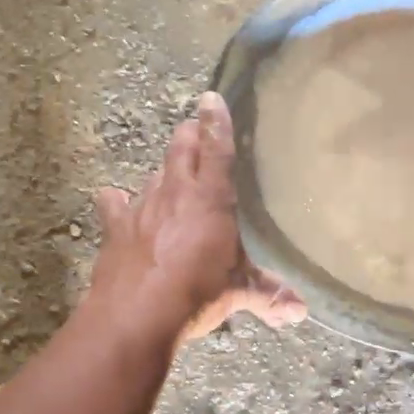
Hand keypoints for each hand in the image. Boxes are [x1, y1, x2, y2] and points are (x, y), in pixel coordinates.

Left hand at [88, 91, 306, 344]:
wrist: (136, 314)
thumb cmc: (198, 292)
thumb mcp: (239, 292)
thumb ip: (269, 295)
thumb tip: (300, 312)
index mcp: (211, 198)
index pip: (217, 149)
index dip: (217, 122)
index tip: (212, 98)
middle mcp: (175, 192)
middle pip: (180, 149)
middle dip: (188, 134)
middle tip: (193, 127)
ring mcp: (142, 207)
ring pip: (153, 174)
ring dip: (163, 168)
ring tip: (170, 167)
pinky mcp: (116, 227)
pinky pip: (116, 204)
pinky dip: (117, 200)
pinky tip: (114, 198)